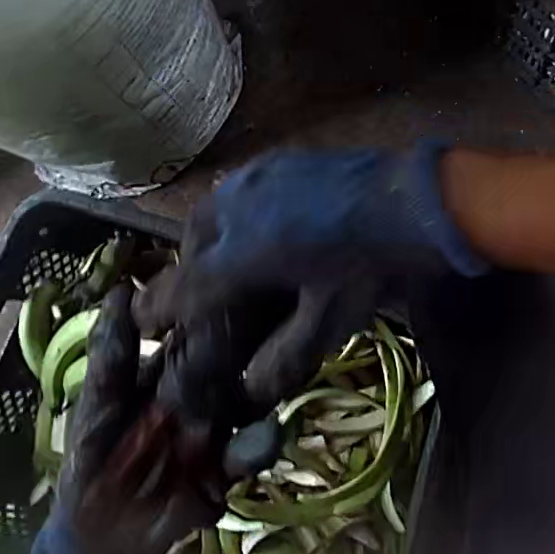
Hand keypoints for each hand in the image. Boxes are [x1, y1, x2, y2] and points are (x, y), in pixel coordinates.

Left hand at [31, 286, 260, 553]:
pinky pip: (251, 453)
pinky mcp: (228, 469)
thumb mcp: (98, 402)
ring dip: (259, 390)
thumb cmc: (92, 459)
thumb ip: (112, 351)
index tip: (229, 279)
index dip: (212, 309)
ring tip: (267, 377)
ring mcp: (220, 428)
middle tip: (265, 320)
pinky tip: (264, 435)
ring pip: (249, 401)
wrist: (101, 540)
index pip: (198, 331)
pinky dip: (259, 445)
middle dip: (245, 344)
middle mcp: (203, 392)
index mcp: (171, 369)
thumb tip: (122, 289)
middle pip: (232, 361)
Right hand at [135, 143, 485, 407]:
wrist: (412, 200)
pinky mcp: (276, 161)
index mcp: (244, 252)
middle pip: (192, 241)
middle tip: (203, 289)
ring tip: (229, 255)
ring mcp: (255, 177)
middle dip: (189, 268)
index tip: (141, 319)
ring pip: (211, 210)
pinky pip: (237, 189)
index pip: (188, 285)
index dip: (160, 306)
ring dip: (209, 236)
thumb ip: (284, 356)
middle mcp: (237, 208)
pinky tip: (259, 221)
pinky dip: (233, 211)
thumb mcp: (329, 318)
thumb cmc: (369, 265)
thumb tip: (251, 393)